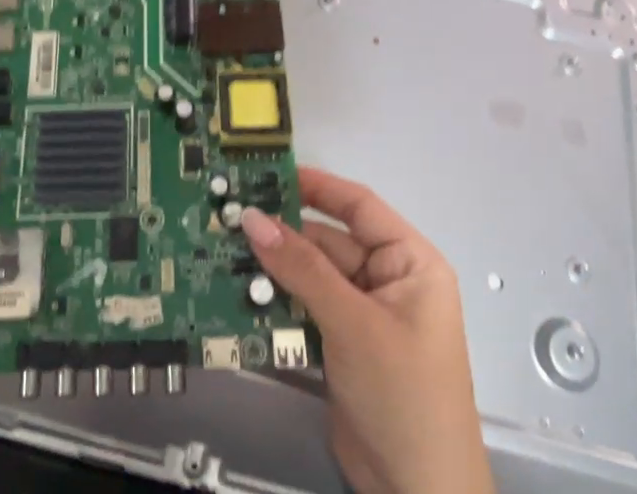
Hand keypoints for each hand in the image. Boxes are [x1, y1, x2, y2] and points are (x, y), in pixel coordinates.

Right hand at [242, 169, 493, 493]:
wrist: (416, 485)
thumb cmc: (402, 390)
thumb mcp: (353, 323)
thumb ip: (302, 269)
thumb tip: (253, 219)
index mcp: (411, 263)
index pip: (360, 207)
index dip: (317, 186)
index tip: (269, 173)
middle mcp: (388, 281)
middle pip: (329, 243)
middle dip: (283, 235)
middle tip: (228, 219)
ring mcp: (363, 315)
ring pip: (311, 278)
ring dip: (273, 271)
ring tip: (221, 252)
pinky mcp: (341, 345)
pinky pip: (304, 310)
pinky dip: (275, 304)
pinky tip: (237, 295)